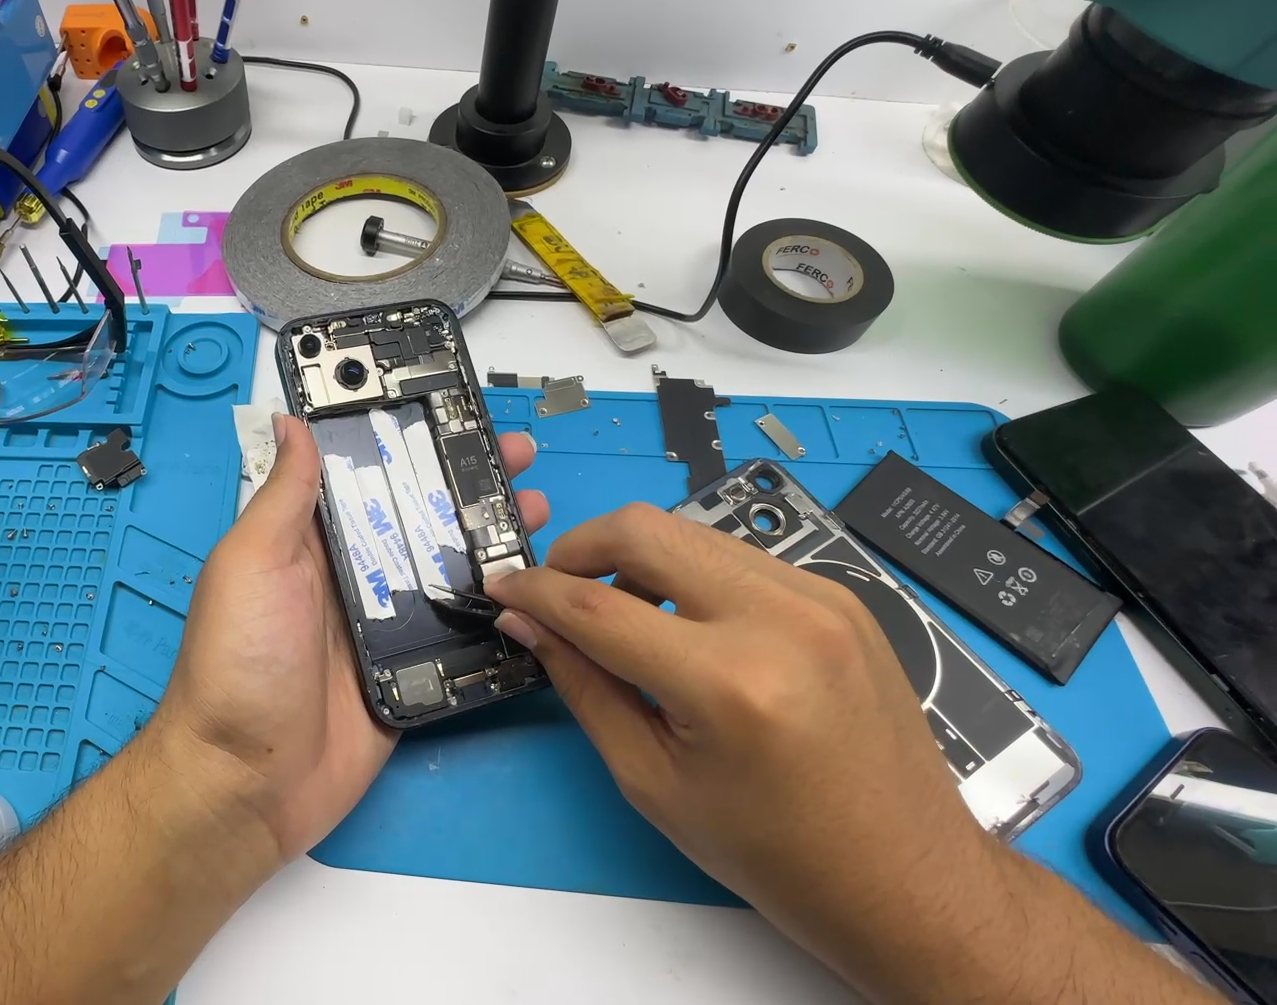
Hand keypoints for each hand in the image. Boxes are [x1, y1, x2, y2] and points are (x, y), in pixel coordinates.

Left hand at [147, 415, 547, 864]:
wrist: (250, 781)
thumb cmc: (239, 663)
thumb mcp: (252, 562)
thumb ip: (284, 496)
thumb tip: (292, 422)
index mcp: (312, 539)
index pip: (368, 475)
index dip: (409, 443)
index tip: (453, 413)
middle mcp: (353, 574)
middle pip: (420, 516)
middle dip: (468, 483)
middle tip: (516, 458)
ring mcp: (386, 622)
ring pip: (450, 567)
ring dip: (491, 536)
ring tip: (536, 508)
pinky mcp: (413, 669)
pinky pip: (463, 630)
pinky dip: (498, 607)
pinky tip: (533, 585)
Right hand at [483, 504, 990, 966]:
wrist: (908, 878)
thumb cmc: (770, 850)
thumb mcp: (650, 778)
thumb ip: (582, 683)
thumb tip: (527, 622)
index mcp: (728, 683)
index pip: (597, 607)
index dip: (534, 591)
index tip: (501, 587)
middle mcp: (779, 618)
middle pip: (642, 530)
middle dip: (578, 548)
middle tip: (556, 592)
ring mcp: (818, 596)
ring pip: (685, 530)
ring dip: (631, 559)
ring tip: (620, 615)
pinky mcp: (837, 595)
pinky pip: (730, 554)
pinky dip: (683, 572)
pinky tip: (680, 622)